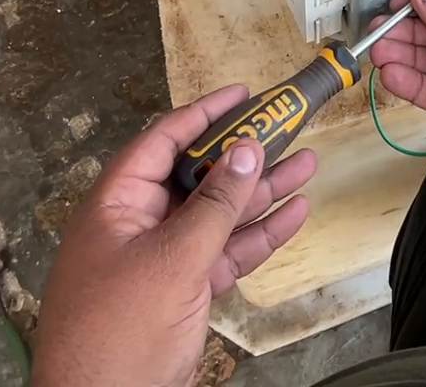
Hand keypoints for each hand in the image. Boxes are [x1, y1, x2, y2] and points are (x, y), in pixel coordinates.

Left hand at [32, 85, 317, 386]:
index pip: (163, 142)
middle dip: (245, 156)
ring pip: (220, 213)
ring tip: (308, 164)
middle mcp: (140, 223)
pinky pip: (227, 250)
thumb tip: (248, 149)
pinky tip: (295, 214)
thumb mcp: (171, 261)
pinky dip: (259, 235)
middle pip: (200, 176)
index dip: (203, 114)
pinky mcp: (185, 289)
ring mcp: (164, 258)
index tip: (243, 94)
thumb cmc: (120, 332)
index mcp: (118, 205)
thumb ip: (215, 205)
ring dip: (263, 193)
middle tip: (288, 128)